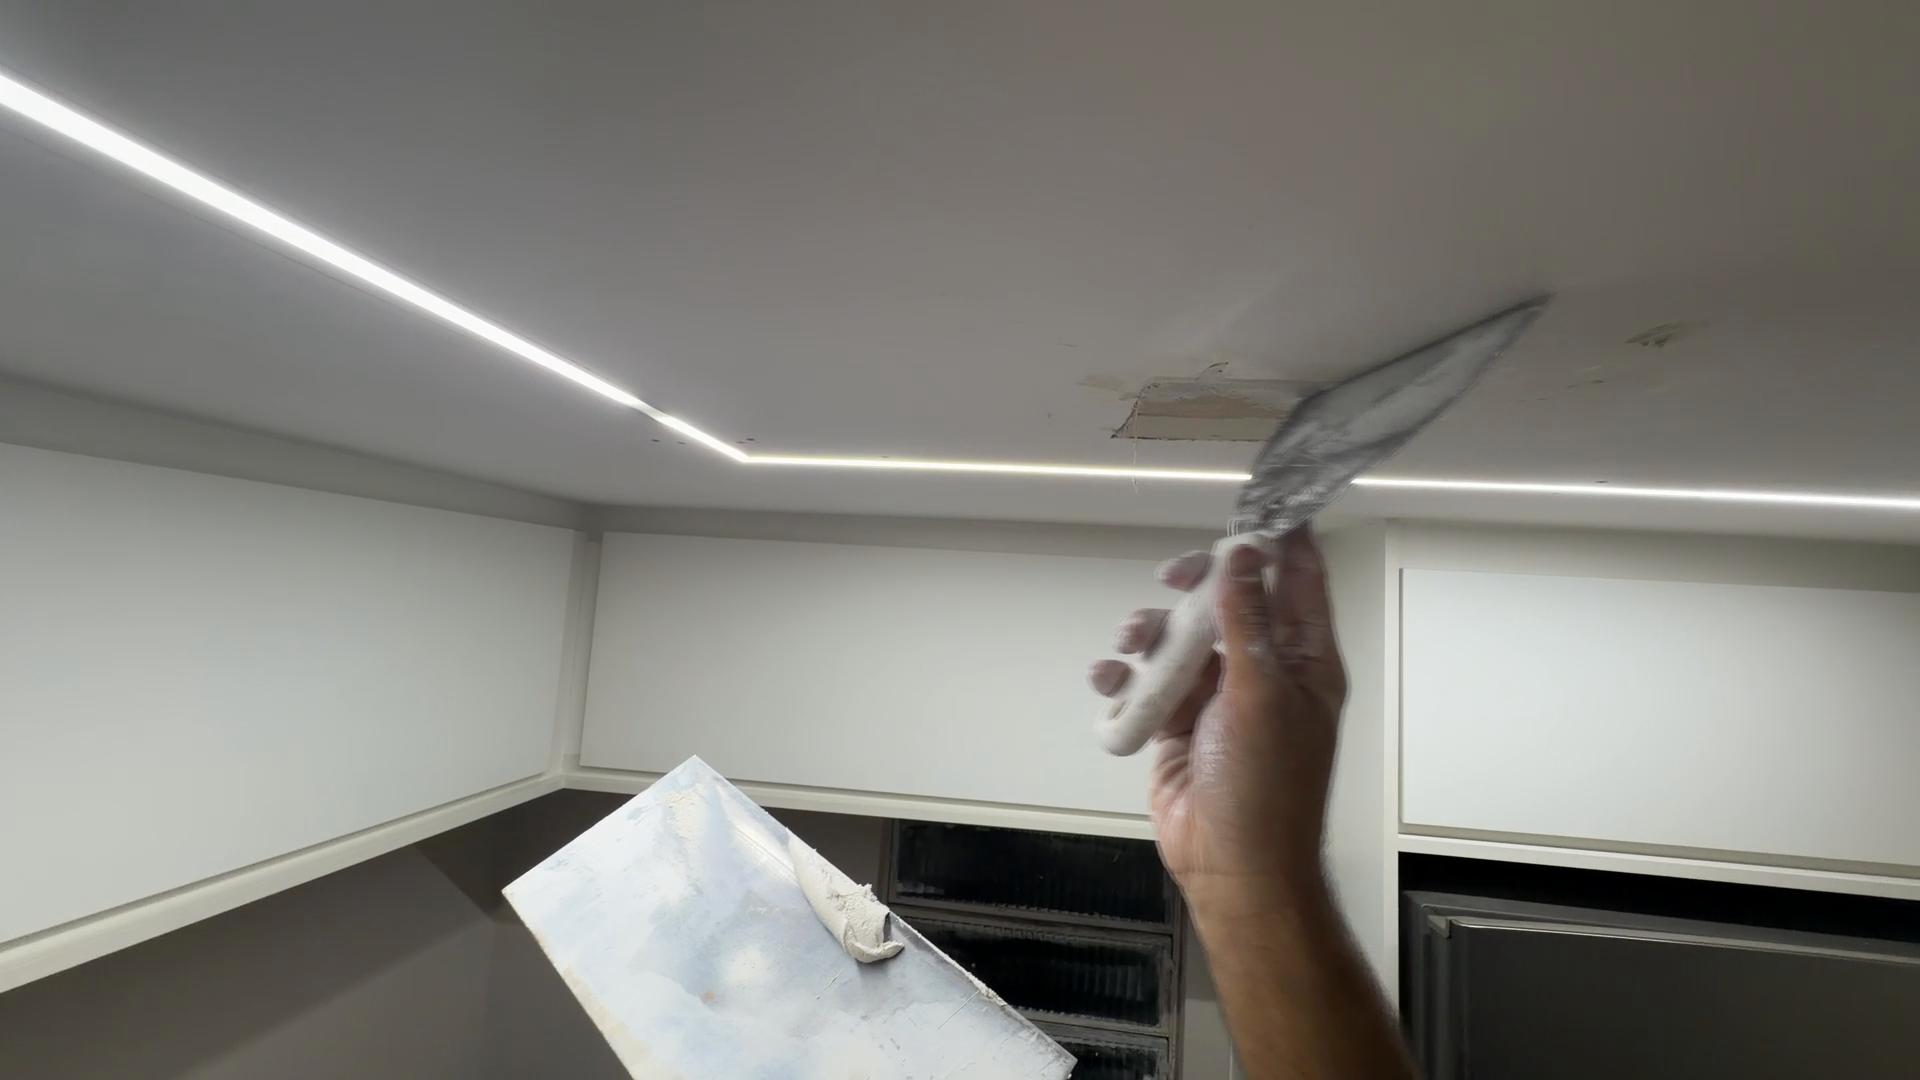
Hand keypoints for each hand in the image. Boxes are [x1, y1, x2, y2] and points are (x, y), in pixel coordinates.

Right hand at [1088, 529, 1346, 900]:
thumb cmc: (1262, 784)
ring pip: (1179, 635)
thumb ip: (1246, 619)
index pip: (1298, 582)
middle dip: (1196, 583)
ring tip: (1129, 643)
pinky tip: (1109, 678)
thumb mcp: (1259, 693)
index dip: (1280, 541)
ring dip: (1149, 631)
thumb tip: (1245, 553)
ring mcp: (1215, 691)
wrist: (1228, 861)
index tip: (1258, 504)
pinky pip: (1147, 676)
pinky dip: (1124, 673)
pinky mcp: (1176, 715)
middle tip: (1172, 575)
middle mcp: (1259, 667)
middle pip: (1227, 600)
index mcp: (1300, 659)